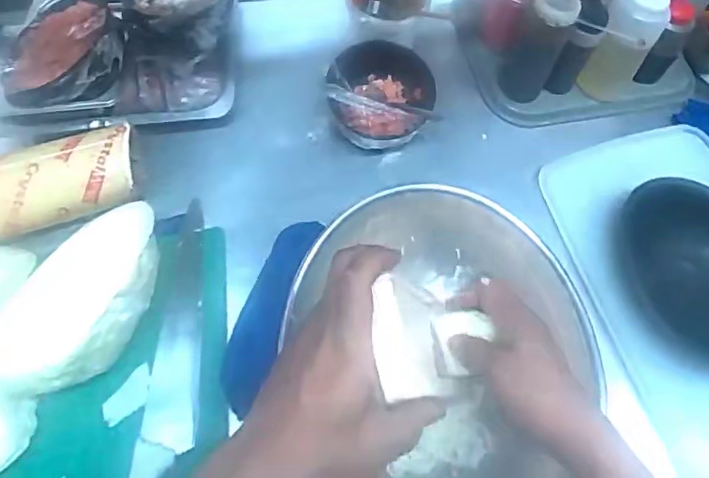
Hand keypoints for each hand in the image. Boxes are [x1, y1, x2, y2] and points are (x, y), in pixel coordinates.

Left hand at [201, 245, 444, 477]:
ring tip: (380, 294)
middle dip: (363, 254)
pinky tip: (356, 327)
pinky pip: (322, 307)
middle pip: (338, 269)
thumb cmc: (325, 441)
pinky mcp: (294, 344)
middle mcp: (322, 323)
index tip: (396, 257)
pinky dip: (342, 300)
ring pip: (329, 287)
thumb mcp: (378, 440)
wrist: (268, 454)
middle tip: (389, 263)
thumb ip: (412, 419)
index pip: (353, 276)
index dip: (374, 256)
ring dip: (352, 278)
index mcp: (344, 336)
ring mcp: (304, 331)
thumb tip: (439, 404)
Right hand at [449, 278, 646, 477]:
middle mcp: (530, 323)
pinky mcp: (543, 363)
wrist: (574, 429)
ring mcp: (539, 343)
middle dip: (476, 309)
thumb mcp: (495, 369)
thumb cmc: (531, 392)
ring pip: (506, 323)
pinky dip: (497, 345)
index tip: (449, 310)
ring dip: (486, 329)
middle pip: (500, 302)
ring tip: (468, 345)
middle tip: (457, 324)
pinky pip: (514, 342)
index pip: (490, 289)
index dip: (467, 294)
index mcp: (518, 316)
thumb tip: (455, 338)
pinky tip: (490, 364)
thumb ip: (473, 349)